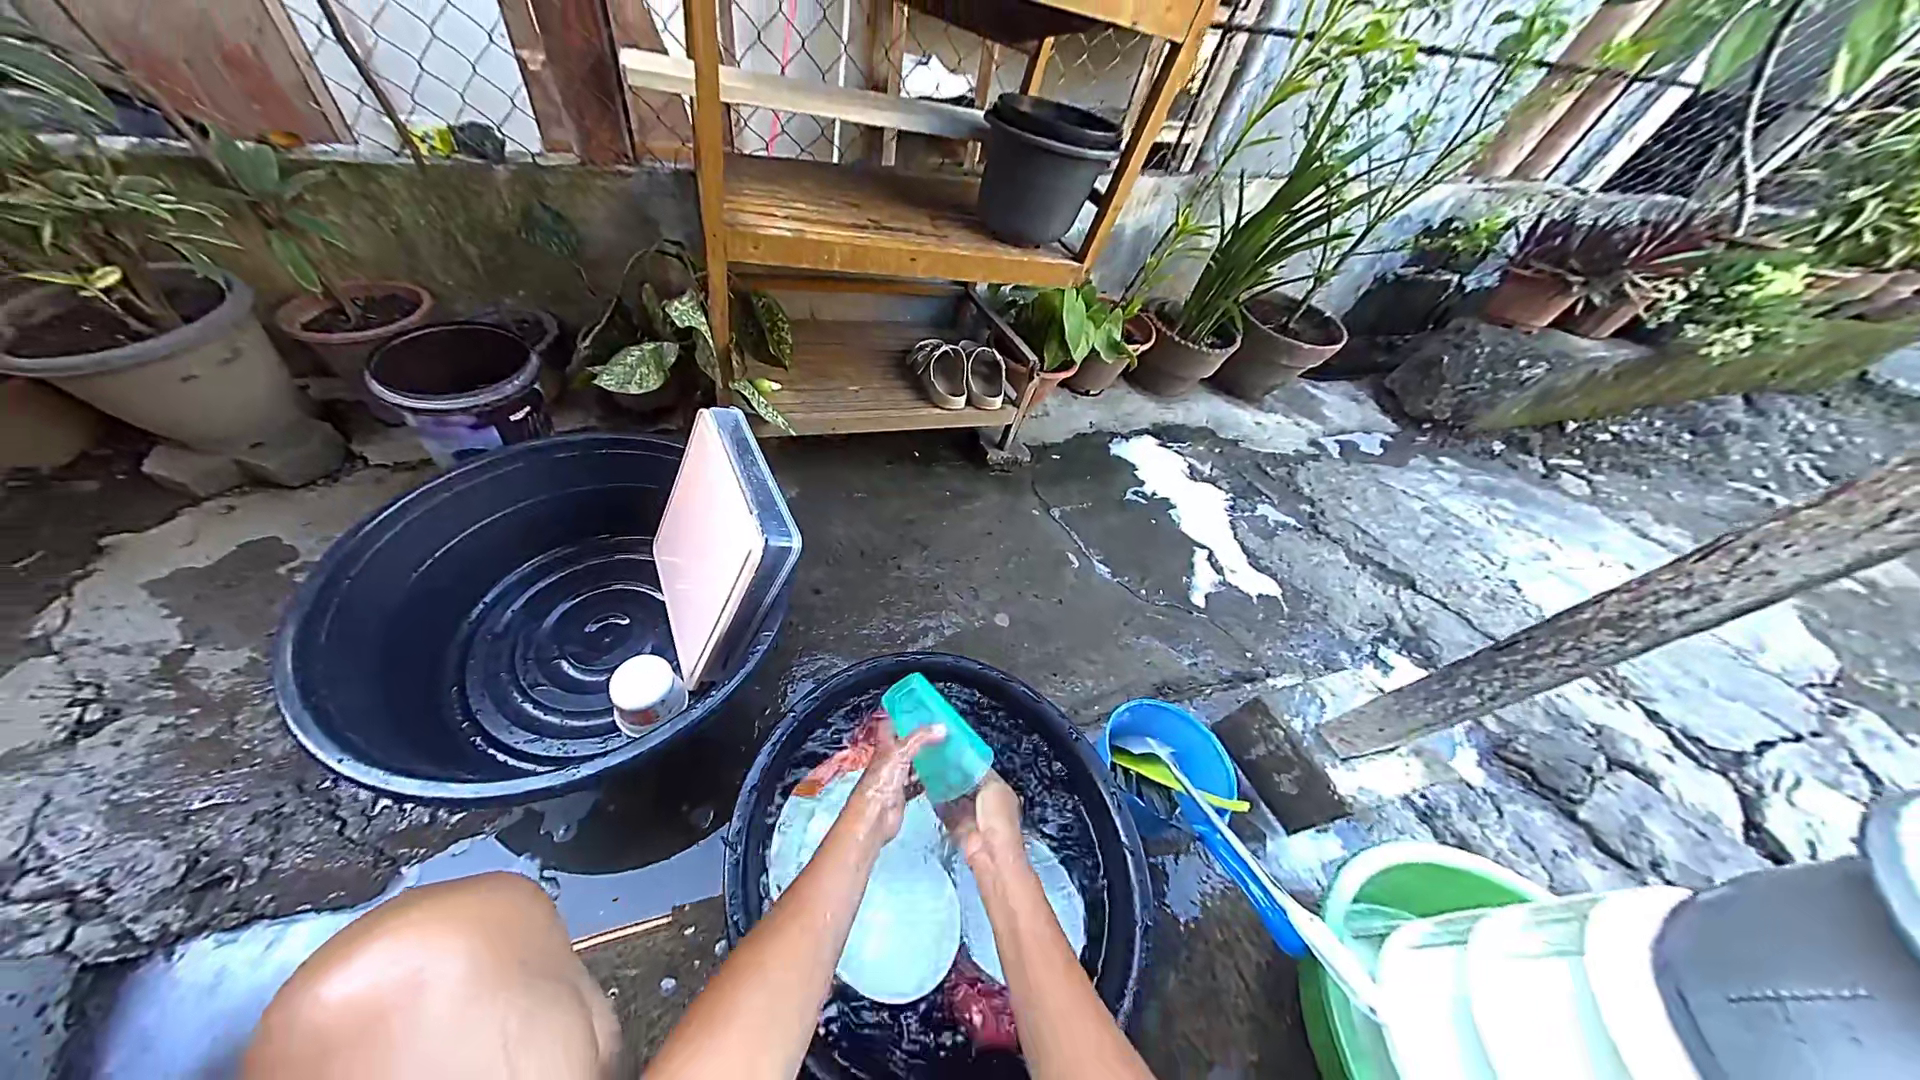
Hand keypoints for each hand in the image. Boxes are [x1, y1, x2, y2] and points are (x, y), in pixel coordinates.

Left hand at [844, 714, 944, 846]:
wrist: (874, 817)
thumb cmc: (879, 783)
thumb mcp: (900, 752)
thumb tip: (941, 727)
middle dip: (919, 737)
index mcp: (884, 746)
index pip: (890, 724)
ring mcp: (894, 777)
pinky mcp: (901, 794)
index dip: (899, 715)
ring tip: (943, 749)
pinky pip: (917, 783)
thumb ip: (920, 738)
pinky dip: (927, 780)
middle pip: (904, 744)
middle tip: (938, 729)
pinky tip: (939, 776)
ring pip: (912, 763)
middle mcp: (888, 760)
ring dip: (925, 758)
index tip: (916, 708)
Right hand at [937, 770, 1022, 866]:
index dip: (968, 765)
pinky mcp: (961, 830)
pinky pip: (949, 814)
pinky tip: (930, 794)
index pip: (981, 774)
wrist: (990, 852)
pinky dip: (940, 805)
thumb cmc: (997, 815)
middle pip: (967, 787)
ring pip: (957, 800)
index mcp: (1000, 792)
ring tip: (930, 775)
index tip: (951, 755)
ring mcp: (974, 818)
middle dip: (955, 778)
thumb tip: (966, 761)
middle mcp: (988, 804)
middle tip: (938, 764)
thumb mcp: (993, 786)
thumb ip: (978, 773)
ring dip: (945, 791)